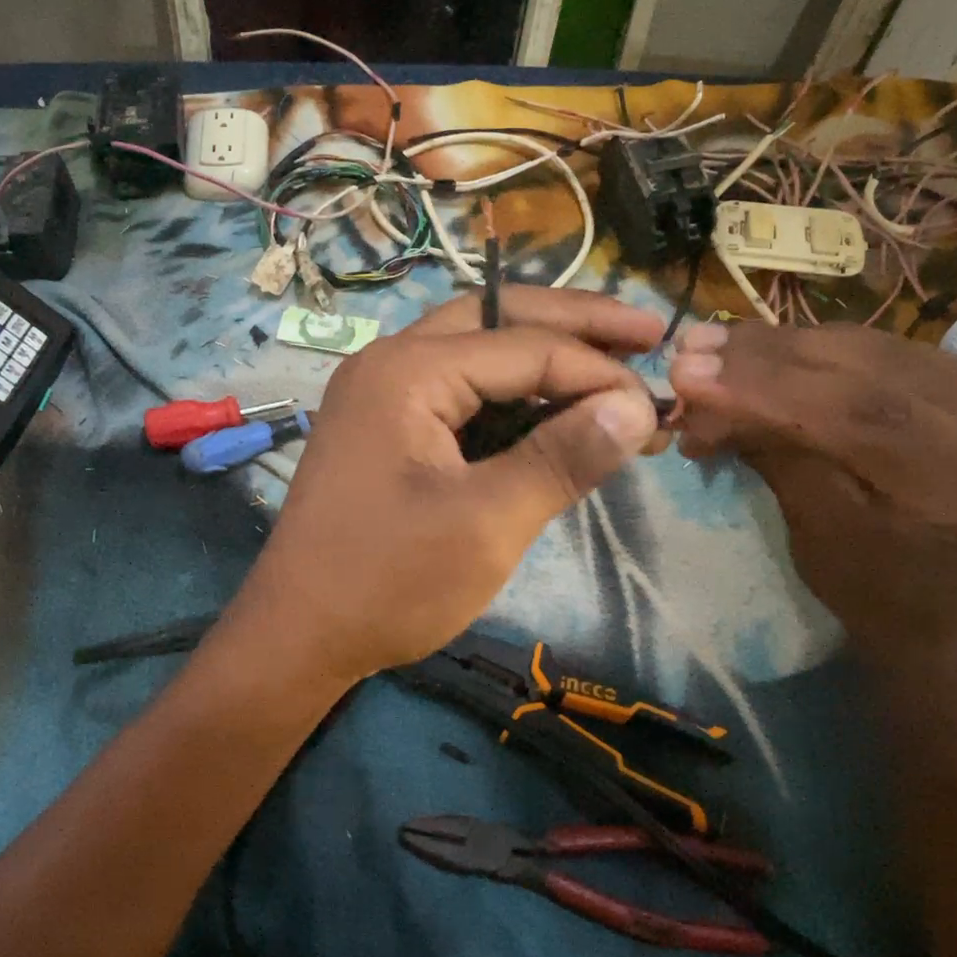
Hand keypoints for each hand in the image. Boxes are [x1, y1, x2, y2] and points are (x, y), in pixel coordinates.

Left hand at [228, 287, 667, 684]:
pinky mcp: (382, 431)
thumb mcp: (487, 523)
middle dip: (573, 325)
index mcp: (407, 371)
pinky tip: (550, 417)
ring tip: (611, 374)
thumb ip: (562, 458)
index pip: (525, 347)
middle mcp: (388, 364)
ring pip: (475, 353)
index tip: (659, 409)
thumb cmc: (388, 582)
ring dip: (541, 359)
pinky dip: (507, 399)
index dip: (597, 373)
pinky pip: (455, 394)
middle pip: (496, 319)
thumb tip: (638, 408)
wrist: (297, 636)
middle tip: (646, 333)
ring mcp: (380, 396)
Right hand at [669, 321, 956, 668]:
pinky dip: (821, 351)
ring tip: (711, 348)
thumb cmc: (875, 589)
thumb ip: (773, 448)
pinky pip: (896, 353)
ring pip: (882, 351)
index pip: (870, 417)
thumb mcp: (817, 529)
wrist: (944, 609)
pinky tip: (762, 350)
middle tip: (689, 349)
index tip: (688, 372)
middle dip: (769, 361)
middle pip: (878, 372)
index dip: (770, 388)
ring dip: (786, 348)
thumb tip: (697, 385)